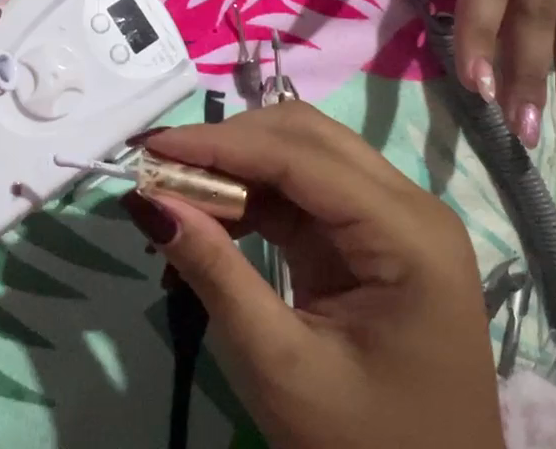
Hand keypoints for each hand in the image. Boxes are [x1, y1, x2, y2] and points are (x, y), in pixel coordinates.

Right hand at [123, 106, 504, 448]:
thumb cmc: (364, 446)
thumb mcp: (279, 364)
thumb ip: (215, 272)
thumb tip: (147, 200)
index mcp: (408, 234)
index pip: (301, 156)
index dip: (220, 144)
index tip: (148, 149)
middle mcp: (407, 209)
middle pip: (306, 138)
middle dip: (228, 146)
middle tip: (158, 171)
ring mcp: (390, 223)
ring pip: (300, 157)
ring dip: (235, 169)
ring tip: (173, 199)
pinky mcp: (366, 243)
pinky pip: (300, 196)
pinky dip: (249, 200)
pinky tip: (207, 225)